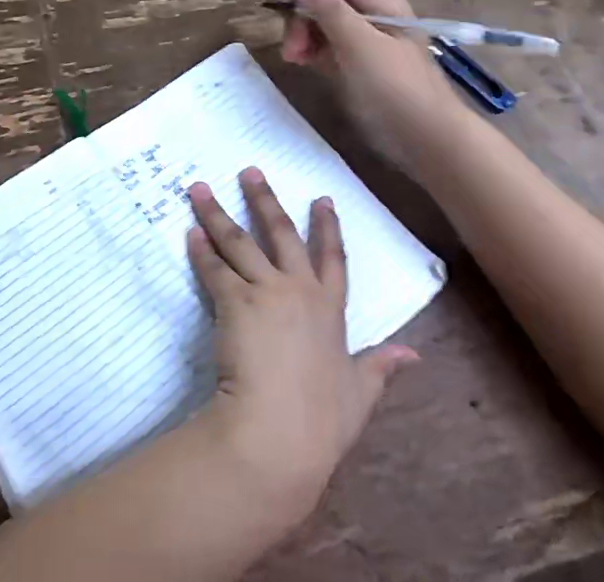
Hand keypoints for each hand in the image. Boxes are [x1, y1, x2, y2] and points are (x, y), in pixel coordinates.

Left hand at [186, 168, 417, 518]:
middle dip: (264, 200)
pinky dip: (201, 250)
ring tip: (200, 189)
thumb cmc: (323, 419)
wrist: (280, 430)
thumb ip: (382, 367)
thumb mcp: (360, 392)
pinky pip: (215, 268)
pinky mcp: (234, 302)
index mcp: (331, 310)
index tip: (322, 198)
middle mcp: (299, 291)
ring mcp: (266, 292)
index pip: (333, 259)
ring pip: (240, 242)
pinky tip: (191, 232)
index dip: (328, 227)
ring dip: (218, 214)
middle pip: (281, 234)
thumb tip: (413, 355)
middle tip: (249, 172)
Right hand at [279, 0, 463, 168]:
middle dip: (302, 13)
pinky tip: (303, 63)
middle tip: (292, 47)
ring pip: (320, 16)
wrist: (425, 138)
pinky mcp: (355, 57)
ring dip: (302, 32)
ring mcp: (363, 34)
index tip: (293, 13)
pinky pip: (325, 39)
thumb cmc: (395, 88)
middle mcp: (370, 7)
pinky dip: (310, 47)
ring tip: (296, 59)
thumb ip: (330, 10)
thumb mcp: (359, 46)